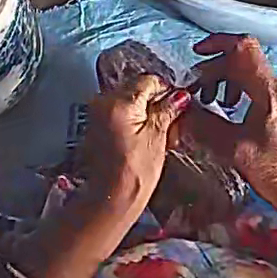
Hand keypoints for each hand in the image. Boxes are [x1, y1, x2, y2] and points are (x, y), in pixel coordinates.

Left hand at [79, 74, 191, 204]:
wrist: (112, 196)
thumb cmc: (135, 171)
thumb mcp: (157, 138)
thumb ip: (167, 111)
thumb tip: (180, 95)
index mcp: (118, 101)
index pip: (147, 80)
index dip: (166, 90)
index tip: (179, 103)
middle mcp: (103, 100)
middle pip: (136, 88)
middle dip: (156, 101)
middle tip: (173, 122)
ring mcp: (97, 112)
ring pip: (129, 100)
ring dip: (147, 111)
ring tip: (162, 134)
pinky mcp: (96, 124)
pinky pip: (119, 112)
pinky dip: (134, 120)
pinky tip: (146, 138)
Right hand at [185, 35, 276, 227]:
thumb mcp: (233, 148)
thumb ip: (203, 124)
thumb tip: (181, 110)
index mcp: (270, 90)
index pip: (243, 47)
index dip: (216, 43)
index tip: (197, 53)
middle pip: (241, 61)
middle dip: (213, 70)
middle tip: (195, 89)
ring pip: (250, 74)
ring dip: (225, 81)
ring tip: (210, 101)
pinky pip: (259, 88)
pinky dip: (238, 92)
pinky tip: (228, 111)